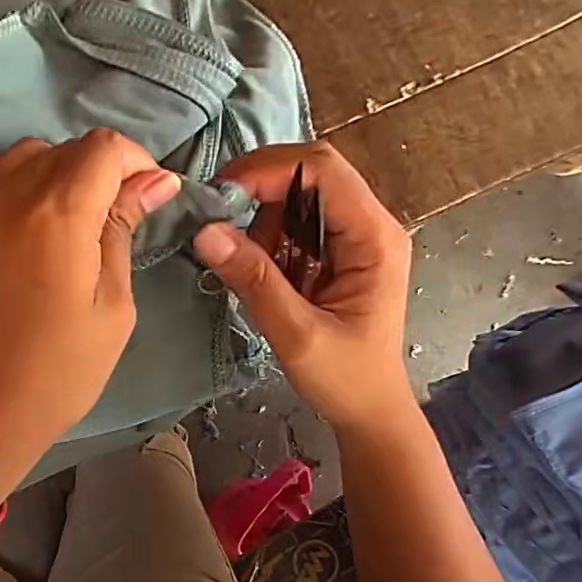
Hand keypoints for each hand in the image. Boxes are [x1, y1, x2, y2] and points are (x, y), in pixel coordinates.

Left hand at [0, 131, 180, 518]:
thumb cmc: (60, 372)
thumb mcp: (113, 307)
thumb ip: (124, 231)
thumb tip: (154, 181)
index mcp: (57, 215)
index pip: (104, 148)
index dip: (136, 163)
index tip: (149, 196)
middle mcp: (7, 194)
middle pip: (66, 149)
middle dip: (101, 172)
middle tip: (115, 220)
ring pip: (24, 156)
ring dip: (58, 175)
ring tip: (70, 222)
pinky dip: (13, 183)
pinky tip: (25, 220)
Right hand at [193, 141, 415, 432]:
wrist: (369, 410)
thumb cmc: (345, 379)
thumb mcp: (296, 335)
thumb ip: (254, 281)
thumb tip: (206, 232)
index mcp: (374, 238)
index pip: (323, 171)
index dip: (269, 171)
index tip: (221, 195)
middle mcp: (369, 226)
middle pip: (309, 175)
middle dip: (260, 193)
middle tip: (220, 223)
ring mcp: (353, 239)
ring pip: (297, 200)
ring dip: (262, 223)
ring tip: (251, 270)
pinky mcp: (335, 254)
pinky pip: (294, 227)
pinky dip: (267, 242)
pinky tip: (264, 276)